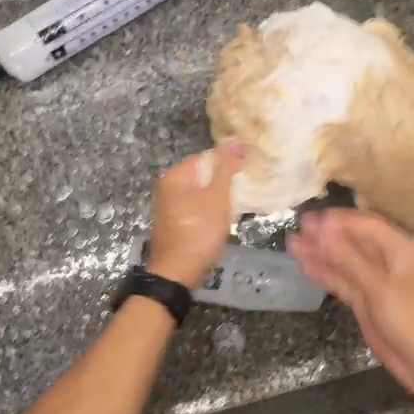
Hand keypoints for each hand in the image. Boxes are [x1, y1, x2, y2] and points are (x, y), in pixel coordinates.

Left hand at [146, 144, 244, 289]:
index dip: (229, 164)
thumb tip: (236, 141)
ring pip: (200, 194)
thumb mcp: (218, 198)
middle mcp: (167, 186)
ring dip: (218, 200)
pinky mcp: (172, 222)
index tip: (246, 175)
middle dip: (224, 183)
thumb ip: (227, 169)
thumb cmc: (199, 232)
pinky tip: (220, 223)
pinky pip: (195, 209)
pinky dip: (209, 212)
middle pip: (203, 175)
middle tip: (243, 194)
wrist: (176, 272)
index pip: (207, 157)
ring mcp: (167, 206)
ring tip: (235, 210)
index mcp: (175, 175)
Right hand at [287, 210, 413, 396]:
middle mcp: (389, 259)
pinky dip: (325, 273)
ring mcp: (376, 280)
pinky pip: (343, 280)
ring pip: (345, 261)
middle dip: (326, 235)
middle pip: (354, 241)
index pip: (366, 225)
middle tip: (297, 228)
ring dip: (321, 253)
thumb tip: (323, 232)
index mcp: (402, 249)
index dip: (338, 221)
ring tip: (292, 245)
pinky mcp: (366, 298)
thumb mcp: (379, 288)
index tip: (309, 220)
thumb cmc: (410, 320)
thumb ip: (349, 259)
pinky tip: (305, 266)